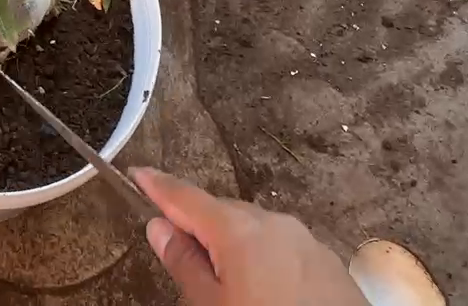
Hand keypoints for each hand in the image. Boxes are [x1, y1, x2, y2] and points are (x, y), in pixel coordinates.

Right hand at [135, 168, 366, 305]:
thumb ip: (184, 264)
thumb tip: (158, 225)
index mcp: (237, 229)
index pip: (184, 195)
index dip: (156, 185)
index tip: (136, 173)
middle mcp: (271, 222)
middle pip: (221, 213)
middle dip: (200, 226)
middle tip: (186, 258)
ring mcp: (306, 241)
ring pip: (255, 231)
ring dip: (235, 245)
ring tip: (231, 286)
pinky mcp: (331, 265)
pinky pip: (284, 250)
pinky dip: (267, 261)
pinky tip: (271, 295)